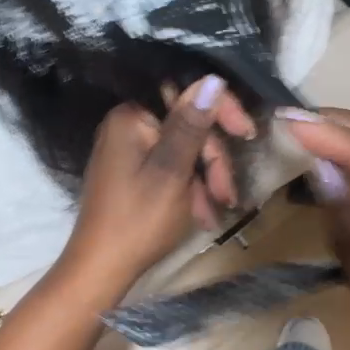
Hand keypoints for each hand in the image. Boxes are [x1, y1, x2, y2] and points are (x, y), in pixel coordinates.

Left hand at [58, 76, 253, 297]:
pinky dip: (189, 189)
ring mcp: (127, 151)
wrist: (101, 270)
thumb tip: (213, 79)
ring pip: (183, 151)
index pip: (185, 95)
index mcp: (131, 118)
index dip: (221, 111)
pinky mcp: (132, 174)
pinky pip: (170, 168)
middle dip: (213, 160)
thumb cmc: (138, 220)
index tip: (248, 134)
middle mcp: (126, 126)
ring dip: (205, 179)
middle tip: (227, 194)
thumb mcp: (172, 171)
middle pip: (187, 126)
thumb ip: (192, 125)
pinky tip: (201, 215)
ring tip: (214, 212)